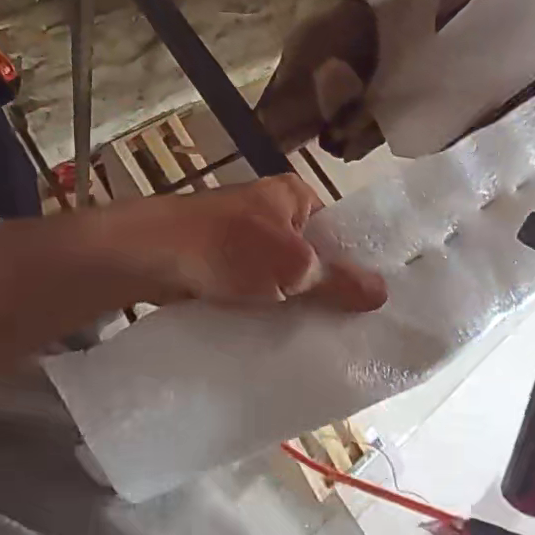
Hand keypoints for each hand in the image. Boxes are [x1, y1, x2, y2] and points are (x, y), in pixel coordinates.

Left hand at [91, 175, 387, 312]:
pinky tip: (279, 336)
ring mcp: (241, 238)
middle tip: (351, 330)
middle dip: (324, 289)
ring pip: (281, 276)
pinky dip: (264, 308)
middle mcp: (269, 211)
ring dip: (292, 303)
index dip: (357, 262)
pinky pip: (254, 288)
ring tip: (320, 339)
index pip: (340, 228)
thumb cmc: (228, 248)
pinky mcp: (220, 263)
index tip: (374, 302)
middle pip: (311, 254)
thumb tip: (384, 293)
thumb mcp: (292, 265)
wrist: (151, 256)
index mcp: (293, 195)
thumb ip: (337, 279)